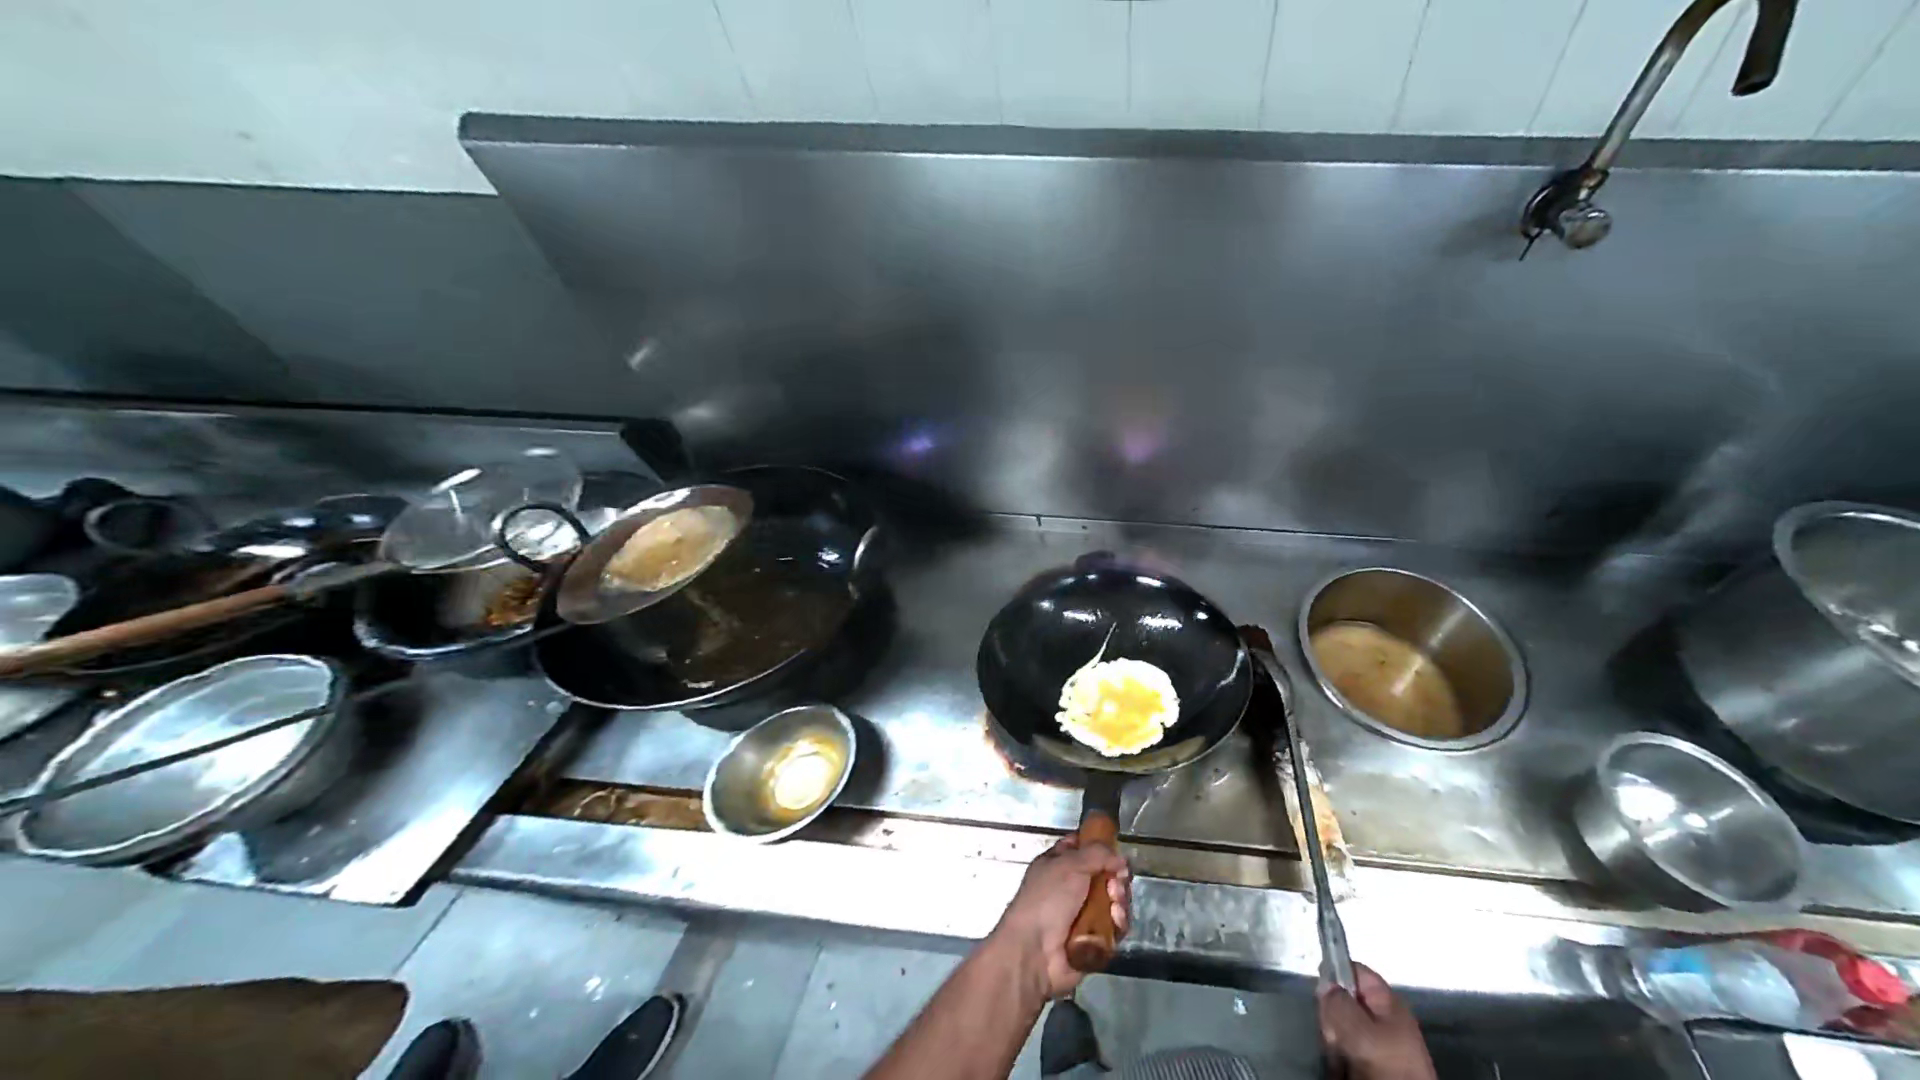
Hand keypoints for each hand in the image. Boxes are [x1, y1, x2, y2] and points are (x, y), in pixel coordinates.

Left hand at [988, 835, 1130, 998]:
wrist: (1036, 949)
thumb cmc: (1047, 899)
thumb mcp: (1069, 864)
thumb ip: (1097, 853)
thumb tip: (1121, 859)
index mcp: (1059, 864)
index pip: (1083, 847)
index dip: (1100, 847)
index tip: (1115, 852)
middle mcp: (1072, 887)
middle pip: (1106, 875)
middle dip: (1116, 878)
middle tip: (1115, 884)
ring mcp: (1084, 914)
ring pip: (1115, 901)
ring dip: (1120, 901)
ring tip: (1115, 904)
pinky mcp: (1095, 939)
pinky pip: (1116, 927)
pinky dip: (1119, 923)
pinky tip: (1115, 921)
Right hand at [1317, 963, 1436, 1079]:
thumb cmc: (1388, 1067)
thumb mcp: (1360, 1029)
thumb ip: (1338, 1001)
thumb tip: (1325, 986)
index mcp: (1387, 1001)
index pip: (1352, 970)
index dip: (1333, 975)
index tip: (1322, 994)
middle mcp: (1381, 1016)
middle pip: (1341, 997)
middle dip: (1330, 1013)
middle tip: (1333, 1033)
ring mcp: (1374, 1039)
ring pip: (1337, 1022)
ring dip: (1330, 1035)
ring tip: (1338, 1051)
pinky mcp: (1367, 1058)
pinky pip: (1340, 1044)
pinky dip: (1335, 1053)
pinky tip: (1340, 1063)